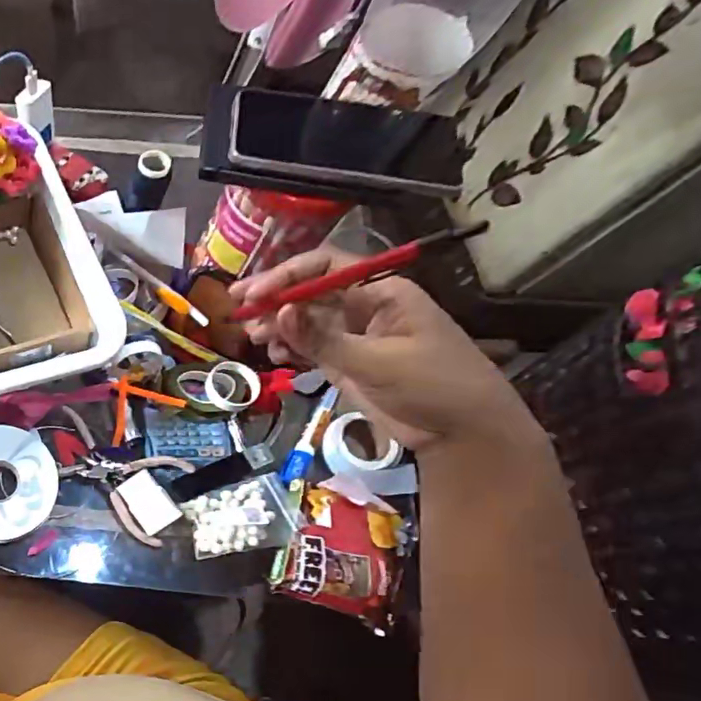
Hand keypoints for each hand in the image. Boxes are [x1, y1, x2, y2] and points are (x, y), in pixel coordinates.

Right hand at [230, 247, 538, 452]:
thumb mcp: (375, 361)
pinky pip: (311, 347)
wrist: (460, 432)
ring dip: (278, 326)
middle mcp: (364, 307)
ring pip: (306, 321)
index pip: (325, 268)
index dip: (287, 276)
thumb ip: (323, 338)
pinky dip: (291, 349)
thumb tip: (279, 312)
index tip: (255, 292)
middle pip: (310, 293)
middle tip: (239, 312)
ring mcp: (354, 336)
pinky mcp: (348, 363)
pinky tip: (276, 356)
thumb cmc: (432, 385)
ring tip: (254, 338)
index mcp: (381, 292)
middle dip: (275, 301)